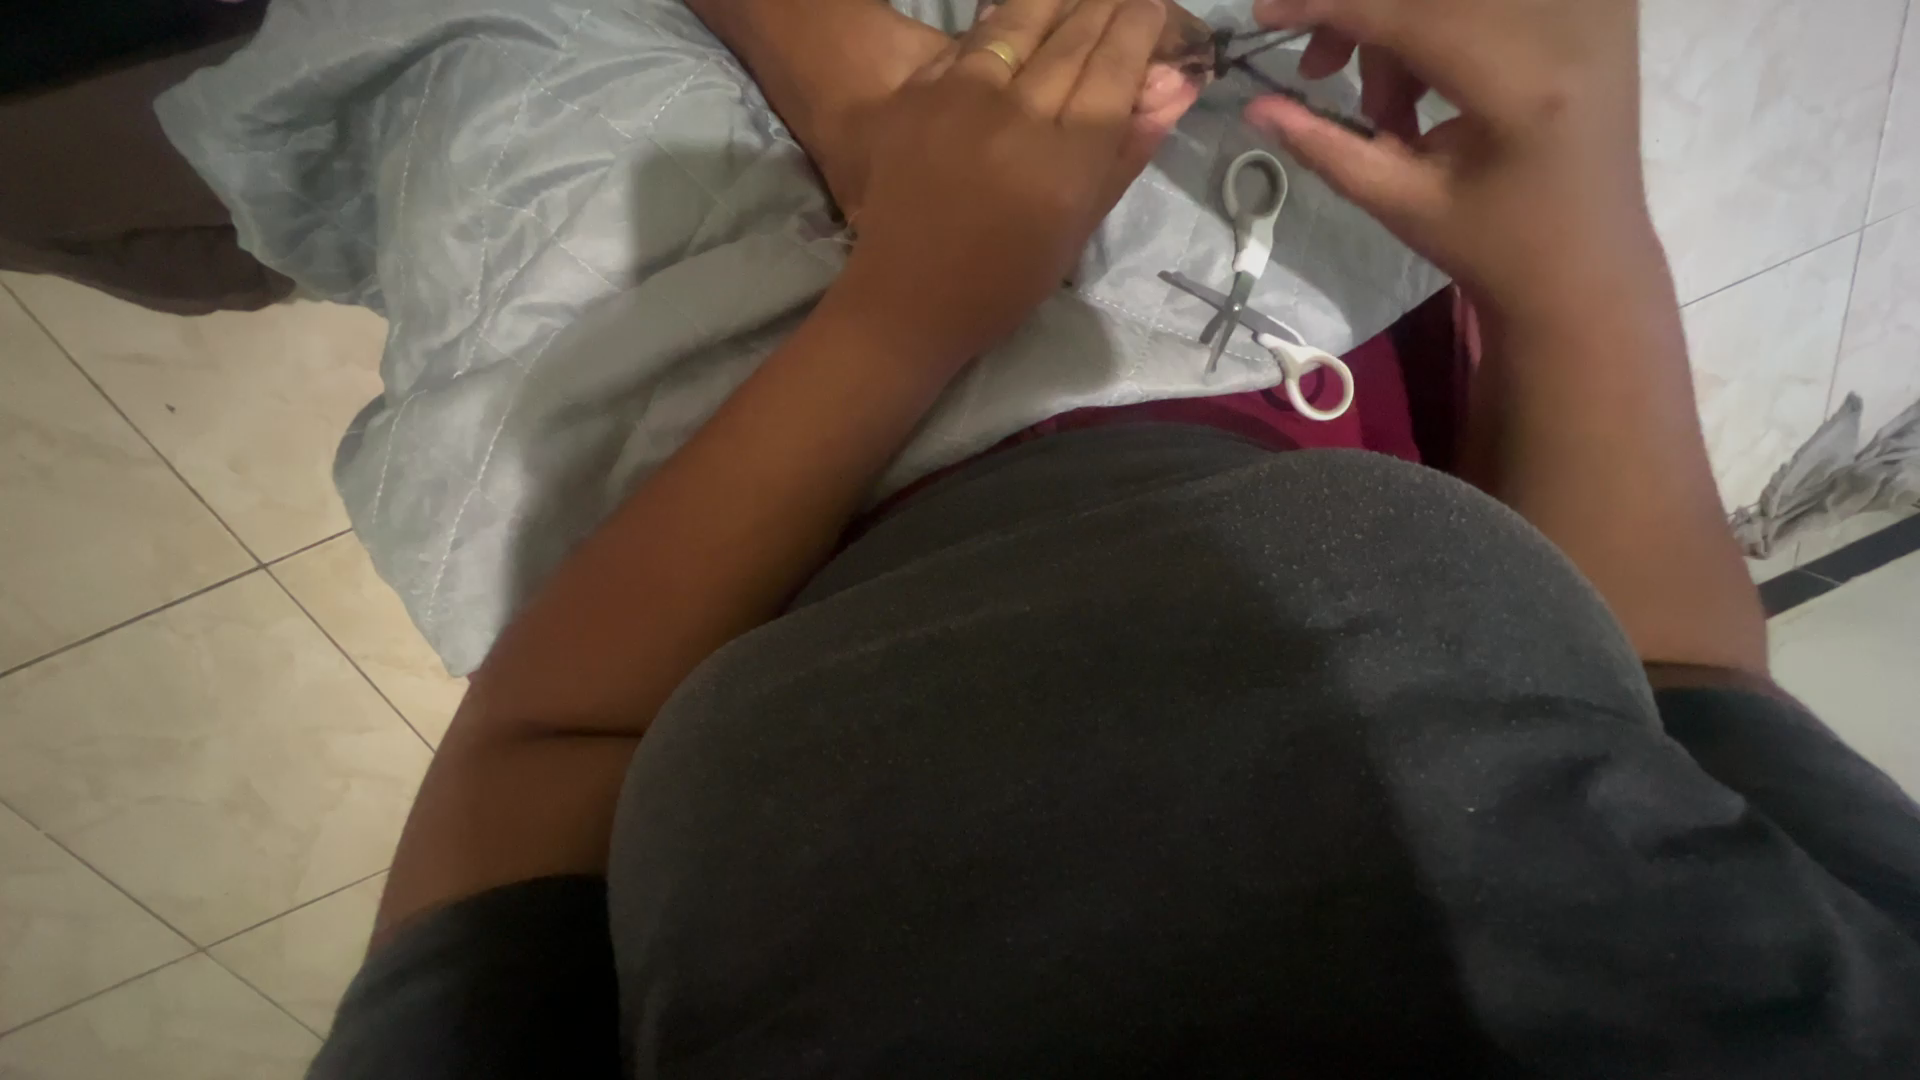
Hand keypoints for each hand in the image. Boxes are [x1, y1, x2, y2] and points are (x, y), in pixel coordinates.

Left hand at [838, 0, 1185, 365]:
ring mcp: (960, 99)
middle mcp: (1017, 118)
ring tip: (1077, 0)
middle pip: (1074, 38)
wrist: (907, 300)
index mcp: (1065, 165)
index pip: (1115, 69)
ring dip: (1057, 2)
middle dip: (1107, 8)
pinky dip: (1002, 24)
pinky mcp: (915, 96)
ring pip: (1020, 21)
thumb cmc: (1001, 286)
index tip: (1153, 11)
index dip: (1140, 29)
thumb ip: (1124, 158)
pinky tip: (1019, 20)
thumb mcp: (1074, 234)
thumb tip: (1176, 86)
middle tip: (1125, 0)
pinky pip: (970, 43)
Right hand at [1243, 0, 1662, 328]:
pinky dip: (1436, 18)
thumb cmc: (1487, 242)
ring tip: (1383, 107)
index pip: (1408, 10)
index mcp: (1520, 83)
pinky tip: (1420, 77)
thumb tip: (1255, 107)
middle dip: (1360, 10)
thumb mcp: (1397, 202)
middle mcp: (1571, 15)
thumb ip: (1325, 147)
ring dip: (1396, 23)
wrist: (1584, 255)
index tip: (1266, 12)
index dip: (1331, 3)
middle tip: (1317, 68)